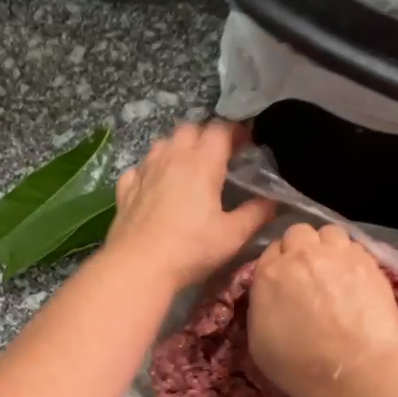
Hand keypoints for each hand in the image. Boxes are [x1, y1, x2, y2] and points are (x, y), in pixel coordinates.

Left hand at [105, 120, 275, 289]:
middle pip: (189, 129)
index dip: (235, 132)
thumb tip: (272, 201)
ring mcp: (145, 172)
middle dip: (205, 136)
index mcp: (202, 164)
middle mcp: (172, 158)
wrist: (138, 267)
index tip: (244, 145)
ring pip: (162, 144)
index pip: (220, 130)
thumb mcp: (232, 236)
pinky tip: (154, 185)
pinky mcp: (125, 190)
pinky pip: (139, 168)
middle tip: (216, 157)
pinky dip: (149, 170)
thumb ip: (255, 214)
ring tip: (185, 168)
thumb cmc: (190, 250)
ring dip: (176, 148)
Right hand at [248, 223, 397, 396]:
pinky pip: (355, 247)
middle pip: (298, 233)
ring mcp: (339, 255)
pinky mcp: (369, 262)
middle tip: (306, 272)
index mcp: (269, 274)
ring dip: (327, 247)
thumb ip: (261, 306)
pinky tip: (353, 280)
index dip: (277, 266)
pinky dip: (350, 258)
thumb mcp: (258, 341)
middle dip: (300, 248)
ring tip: (332, 270)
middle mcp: (302, 255)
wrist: (353, 368)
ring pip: (329, 233)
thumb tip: (270, 296)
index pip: (269, 252)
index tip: (283, 282)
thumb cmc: (298, 365)